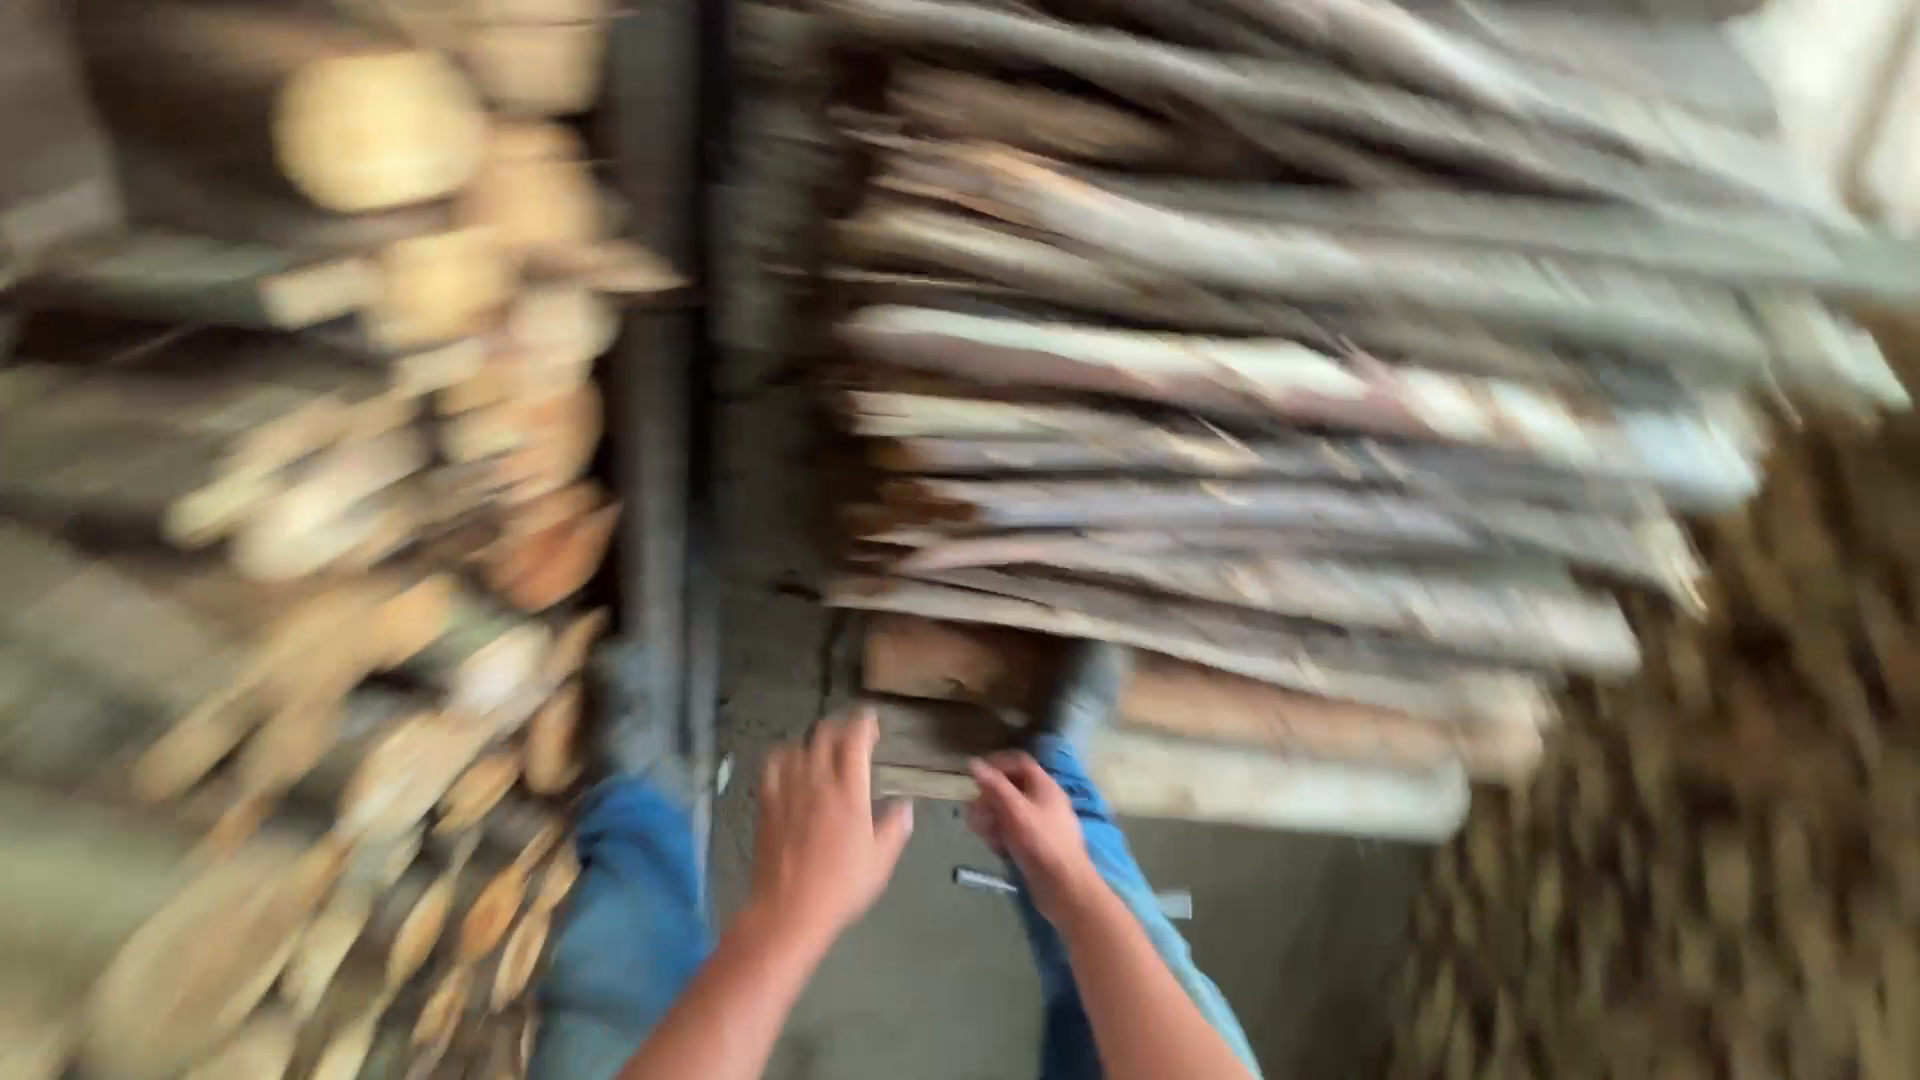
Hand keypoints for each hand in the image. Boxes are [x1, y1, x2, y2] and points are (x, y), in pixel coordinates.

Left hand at [749, 706, 913, 945]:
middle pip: (824, 734)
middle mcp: (817, 782)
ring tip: (822, 749)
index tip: (871, 721)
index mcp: (849, 793)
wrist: (788, 912)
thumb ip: (895, 828)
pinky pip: (772, 765)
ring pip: (798, 745)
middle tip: (850, 735)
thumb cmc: (840, 888)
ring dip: (813, 741)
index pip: (855, 741)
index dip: (864, 724)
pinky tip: (790, 763)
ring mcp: (788, 790)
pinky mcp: (766, 803)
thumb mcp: (880, 862)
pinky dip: (784, 756)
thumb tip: (905, 806)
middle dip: (840, 727)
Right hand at [966, 752, 1103, 920]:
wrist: (1065, 888)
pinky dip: (1003, 836)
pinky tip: (996, 847)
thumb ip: (995, 786)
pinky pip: (1015, 833)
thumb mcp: (1015, 810)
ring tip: (980, 831)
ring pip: (1011, 813)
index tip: (976, 775)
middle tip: (972, 809)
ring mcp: (1041, 825)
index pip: (1020, 763)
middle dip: (990, 798)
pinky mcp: (1037, 846)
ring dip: (992, 819)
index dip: (998, 764)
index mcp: (1045, 786)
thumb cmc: (1041, 842)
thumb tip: (975, 763)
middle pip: (1012, 789)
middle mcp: (1044, 802)